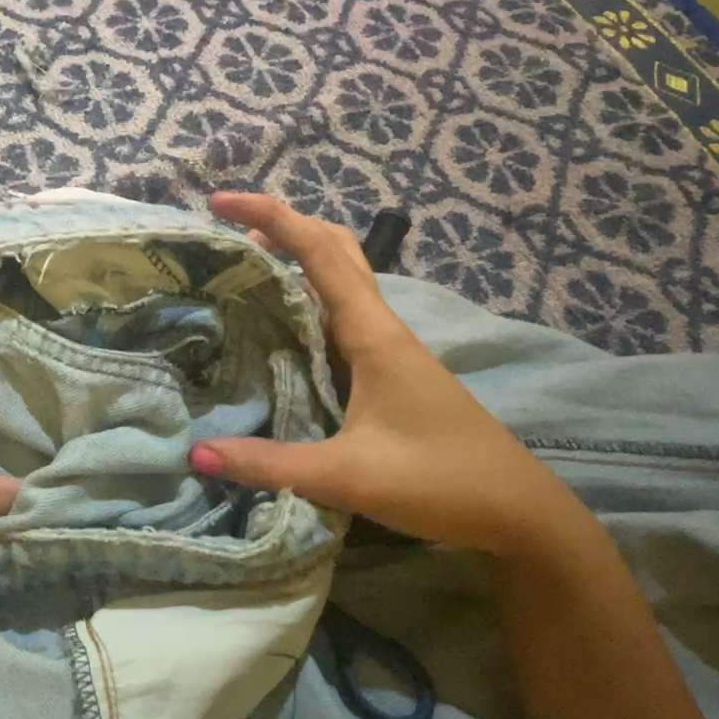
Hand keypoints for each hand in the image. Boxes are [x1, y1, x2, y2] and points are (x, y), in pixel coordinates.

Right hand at [192, 193, 594, 560]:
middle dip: (281, 226)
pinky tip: (277, 328)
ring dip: (293, 258)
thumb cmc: (442, 483)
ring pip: (339, 278)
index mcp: (372, 333)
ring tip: (241, 271)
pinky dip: (304, 297)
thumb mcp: (348, 477)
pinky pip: (338, 313)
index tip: (218, 203)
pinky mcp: (387, 370)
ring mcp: (386, 347)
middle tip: (228, 236)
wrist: (522, 516)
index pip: (317, 250)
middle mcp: (379, 327)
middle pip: (333, 247)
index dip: (268, 215)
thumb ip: (271, 465)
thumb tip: (195, 452)